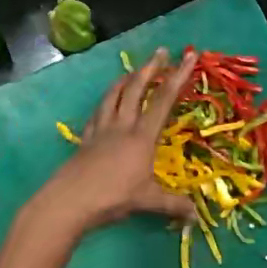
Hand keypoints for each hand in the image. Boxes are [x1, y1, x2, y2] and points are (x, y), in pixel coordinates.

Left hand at [25, 48, 198, 237]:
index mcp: (141, 136)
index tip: (189, 56)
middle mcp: (122, 126)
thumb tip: (196, 216)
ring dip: (125, 79)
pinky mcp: (86, 138)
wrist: (69, 201)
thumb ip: (173, 205)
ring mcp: (101, 130)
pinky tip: (106, 102)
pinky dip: (105, 102)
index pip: (164, 100)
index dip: (178, 76)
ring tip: (132, 70)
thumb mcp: (148, 201)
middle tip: (161, 52)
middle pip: (137, 89)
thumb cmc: (112, 197)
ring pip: (114, 96)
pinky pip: (97, 113)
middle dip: (150, 68)